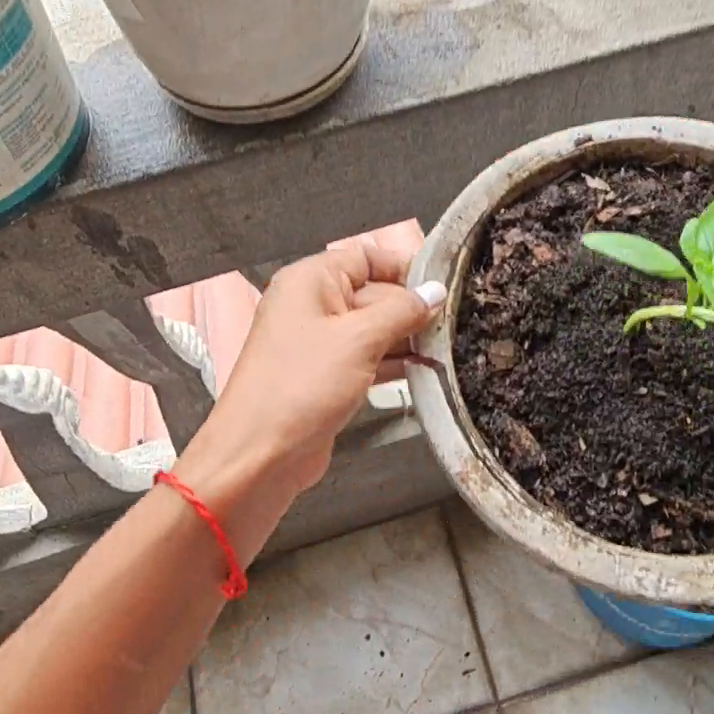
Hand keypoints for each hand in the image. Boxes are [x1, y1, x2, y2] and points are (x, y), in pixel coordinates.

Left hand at [172, 244, 445, 541]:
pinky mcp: (325, 376)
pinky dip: (392, 363)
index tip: (444, 285)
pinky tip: (425, 372)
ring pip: (372, 329)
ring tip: (448, 349)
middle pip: (373, 292)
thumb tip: (436, 291)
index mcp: (309, 280)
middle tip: (455, 324)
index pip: (366, 256)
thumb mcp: (359, 340)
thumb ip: (402, 311)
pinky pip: (365, 358)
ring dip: (406, 339)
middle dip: (411, 308)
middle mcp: (311, 304)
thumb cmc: (302, 386)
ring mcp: (317, 343)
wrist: (257, 457)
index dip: (405, 267)